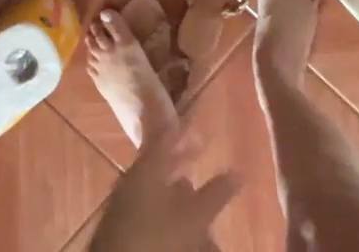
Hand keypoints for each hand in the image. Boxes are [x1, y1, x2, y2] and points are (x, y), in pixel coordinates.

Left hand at [91, 125, 238, 251]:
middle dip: (180, 154)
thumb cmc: (158, 236)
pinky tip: (173, 211)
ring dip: (172, 179)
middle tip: (200, 148)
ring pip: (151, 179)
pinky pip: (144, 198)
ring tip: (191, 183)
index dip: (182, 127)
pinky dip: (161, 197)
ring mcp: (123, 198)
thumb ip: (216, 193)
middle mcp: (133, 176)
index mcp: (148, 166)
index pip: (165, 134)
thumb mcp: (195, 216)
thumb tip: (239, 172)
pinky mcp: (120, 219)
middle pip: (158, 157)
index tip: (196, 122)